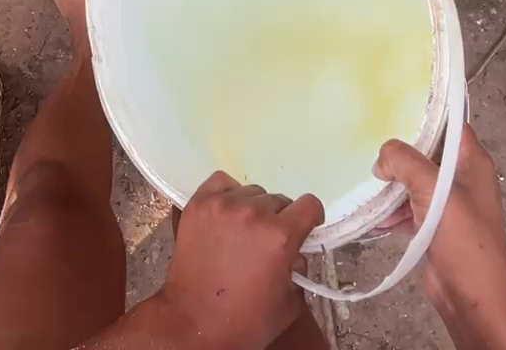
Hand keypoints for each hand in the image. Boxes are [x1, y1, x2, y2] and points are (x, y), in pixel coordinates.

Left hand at [155, 171, 323, 349]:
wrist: (195, 324)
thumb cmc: (245, 321)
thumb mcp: (289, 303)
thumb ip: (299, 270)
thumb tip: (296, 252)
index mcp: (280, 236)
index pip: (309, 204)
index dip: (310, 217)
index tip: (305, 226)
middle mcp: (253, 212)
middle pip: (279, 200)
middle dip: (279, 219)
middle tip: (267, 241)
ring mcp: (223, 204)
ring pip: (251, 192)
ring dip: (253, 208)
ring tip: (242, 232)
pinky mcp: (199, 203)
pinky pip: (222, 182)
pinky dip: (227, 194)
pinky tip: (225, 214)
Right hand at [375, 127, 505, 349]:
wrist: (473, 301)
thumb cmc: (463, 240)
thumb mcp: (434, 189)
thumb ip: (404, 161)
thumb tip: (382, 159)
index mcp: (471, 161)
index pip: (450, 121)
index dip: (426, 108)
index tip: (393, 98)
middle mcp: (461, 178)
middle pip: (425, 150)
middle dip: (399, 148)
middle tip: (369, 136)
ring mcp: (447, 203)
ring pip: (412, 179)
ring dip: (391, 182)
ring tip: (366, 179)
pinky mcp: (433, 226)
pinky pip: (407, 206)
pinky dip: (391, 209)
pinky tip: (373, 215)